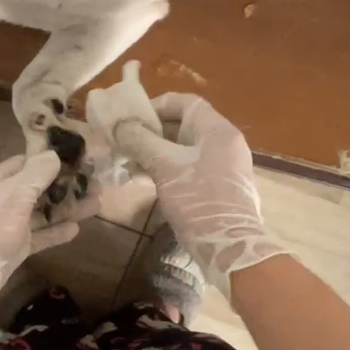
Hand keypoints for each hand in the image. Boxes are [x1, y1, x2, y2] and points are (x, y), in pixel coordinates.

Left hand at [0, 153, 83, 331]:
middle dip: (65, 185)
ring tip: (97, 204)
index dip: (50, 159)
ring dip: (66, 208)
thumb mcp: (13, 197)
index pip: (24, 162)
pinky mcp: (14, 247)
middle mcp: (0, 199)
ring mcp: (7, 225)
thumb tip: (54, 155)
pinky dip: (56, 232)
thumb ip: (35, 175)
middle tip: (97, 183)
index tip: (79, 157)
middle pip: (37, 187)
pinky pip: (38, 235)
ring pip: (41, 212)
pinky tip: (76, 229)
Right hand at [112, 93, 287, 292]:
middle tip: (124, 141)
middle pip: (183, 125)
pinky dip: (166, 167)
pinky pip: (188, 167)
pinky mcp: (218, 186)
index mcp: (217, 131)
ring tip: (128, 161)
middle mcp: (223, 143)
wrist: (229, 247)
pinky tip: (143, 178)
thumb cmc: (199, 200)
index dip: (156, 105)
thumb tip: (120, 125)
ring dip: (154, 151)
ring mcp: (223, 166)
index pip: (186, 102)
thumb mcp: (165, 167)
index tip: (131, 119)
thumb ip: (141, 142)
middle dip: (151, 131)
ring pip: (183, 148)